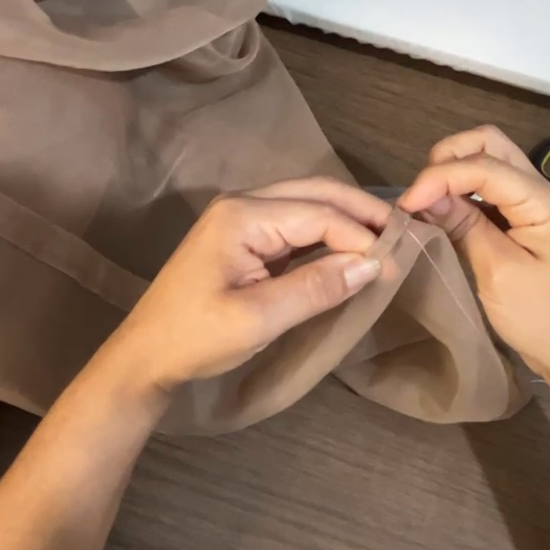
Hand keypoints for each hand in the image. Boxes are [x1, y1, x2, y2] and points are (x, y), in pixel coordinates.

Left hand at [99, 177, 390, 397]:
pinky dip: (325, 232)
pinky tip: (348, 249)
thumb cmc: (196, 338)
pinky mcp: (242, 236)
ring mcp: (240, 217)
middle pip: (315, 193)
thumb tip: (372, 264)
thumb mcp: (260, 318)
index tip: (395, 263)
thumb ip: (317, 287)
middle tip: (404, 235)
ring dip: (345, 219)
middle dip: (360, 212)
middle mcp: (242, 204)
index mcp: (242, 216)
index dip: (360, 235)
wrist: (145, 355)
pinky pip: (293, 222)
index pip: (318, 213)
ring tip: (385, 240)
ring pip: (306, 203)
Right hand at [397, 126, 549, 380]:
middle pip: (490, 145)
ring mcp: (539, 206)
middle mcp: (544, 191)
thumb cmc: (546, 319)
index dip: (438, 177)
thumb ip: (464, 225)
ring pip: (491, 162)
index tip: (405, 205)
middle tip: (420, 195)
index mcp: (544, 200)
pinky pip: (493, 190)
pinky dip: (465, 192)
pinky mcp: (530, 223)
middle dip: (448, 159)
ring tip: (428, 204)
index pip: (482, 165)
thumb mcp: (498, 273)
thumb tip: (425, 197)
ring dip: (455, 172)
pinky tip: (446, 214)